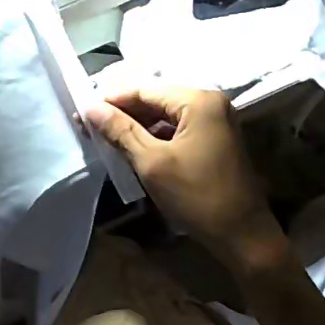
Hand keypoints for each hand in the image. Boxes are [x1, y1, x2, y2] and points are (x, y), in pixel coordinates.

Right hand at [86, 85, 288, 270]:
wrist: (241, 233)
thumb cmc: (196, 195)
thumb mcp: (152, 162)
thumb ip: (121, 131)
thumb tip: (92, 108)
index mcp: (198, 101)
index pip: (145, 91)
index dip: (112, 100)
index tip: (83, 113)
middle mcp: (210, 103)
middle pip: (156, 101)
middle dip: (123, 114)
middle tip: (90, 127)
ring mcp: (216, 122)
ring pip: (166, 117)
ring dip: (137, 127)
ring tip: (105, 139)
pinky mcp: (215, 141)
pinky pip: (178, 131)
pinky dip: (155, 138)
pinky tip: (132, 148)